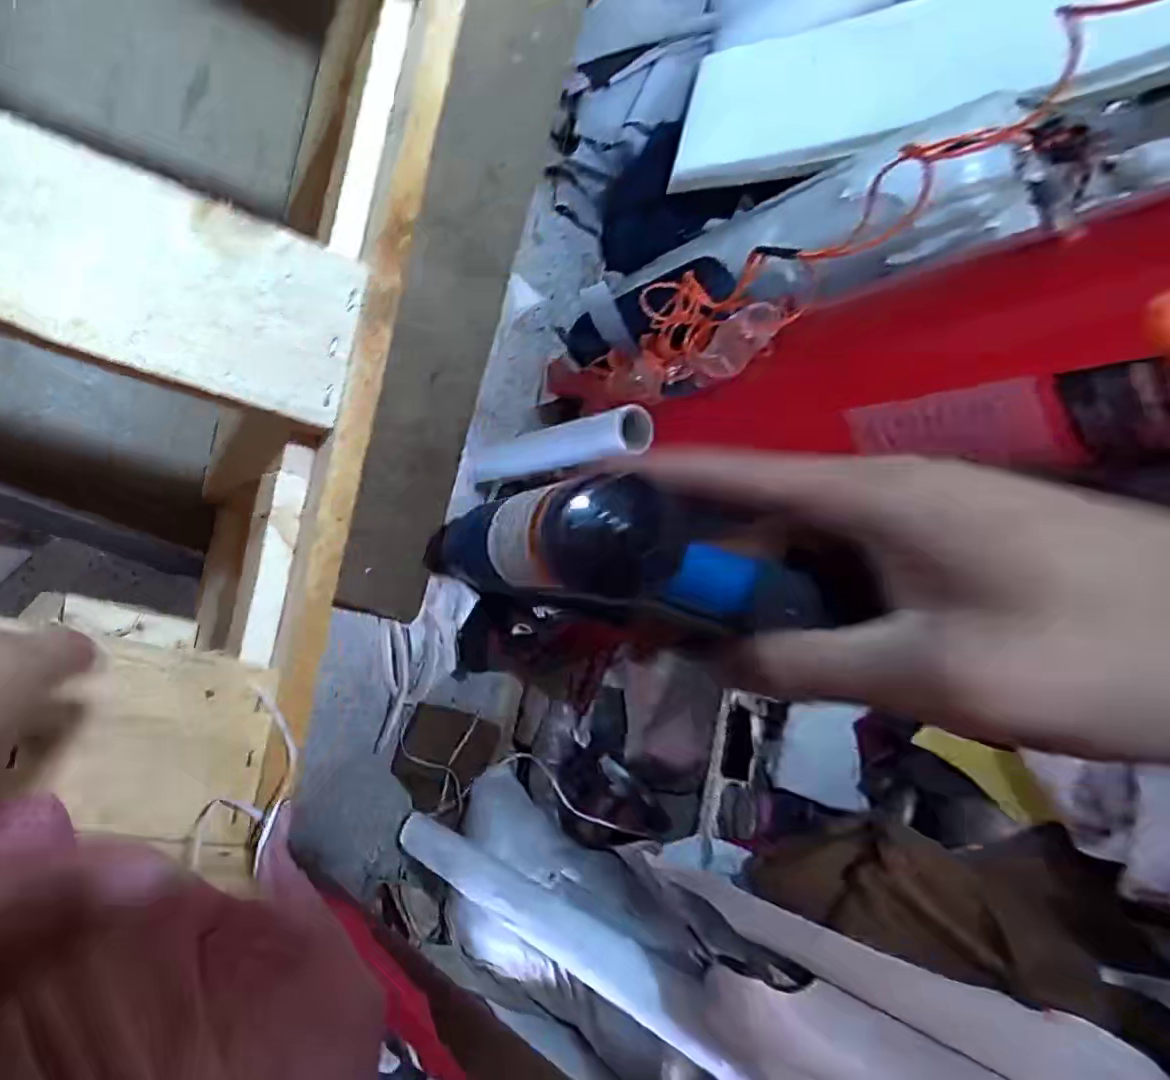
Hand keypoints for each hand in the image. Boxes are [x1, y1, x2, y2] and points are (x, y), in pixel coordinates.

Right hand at [640, 452, 1169, 762]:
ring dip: (738, 588)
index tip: (578, 487)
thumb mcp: (935, 674)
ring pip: (789, 546)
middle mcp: (875, 494)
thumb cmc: (1109, 651)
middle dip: (683, 559)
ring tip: (695, 636)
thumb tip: (710, 661)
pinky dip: (791, 599)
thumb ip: (802, 664)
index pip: (723, 471)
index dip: (645, 475)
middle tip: (632, 608)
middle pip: (746, 516)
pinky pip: (833, 565)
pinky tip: (780, 640)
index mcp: (865, 496)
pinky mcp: (939, 547)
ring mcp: (911, 518)